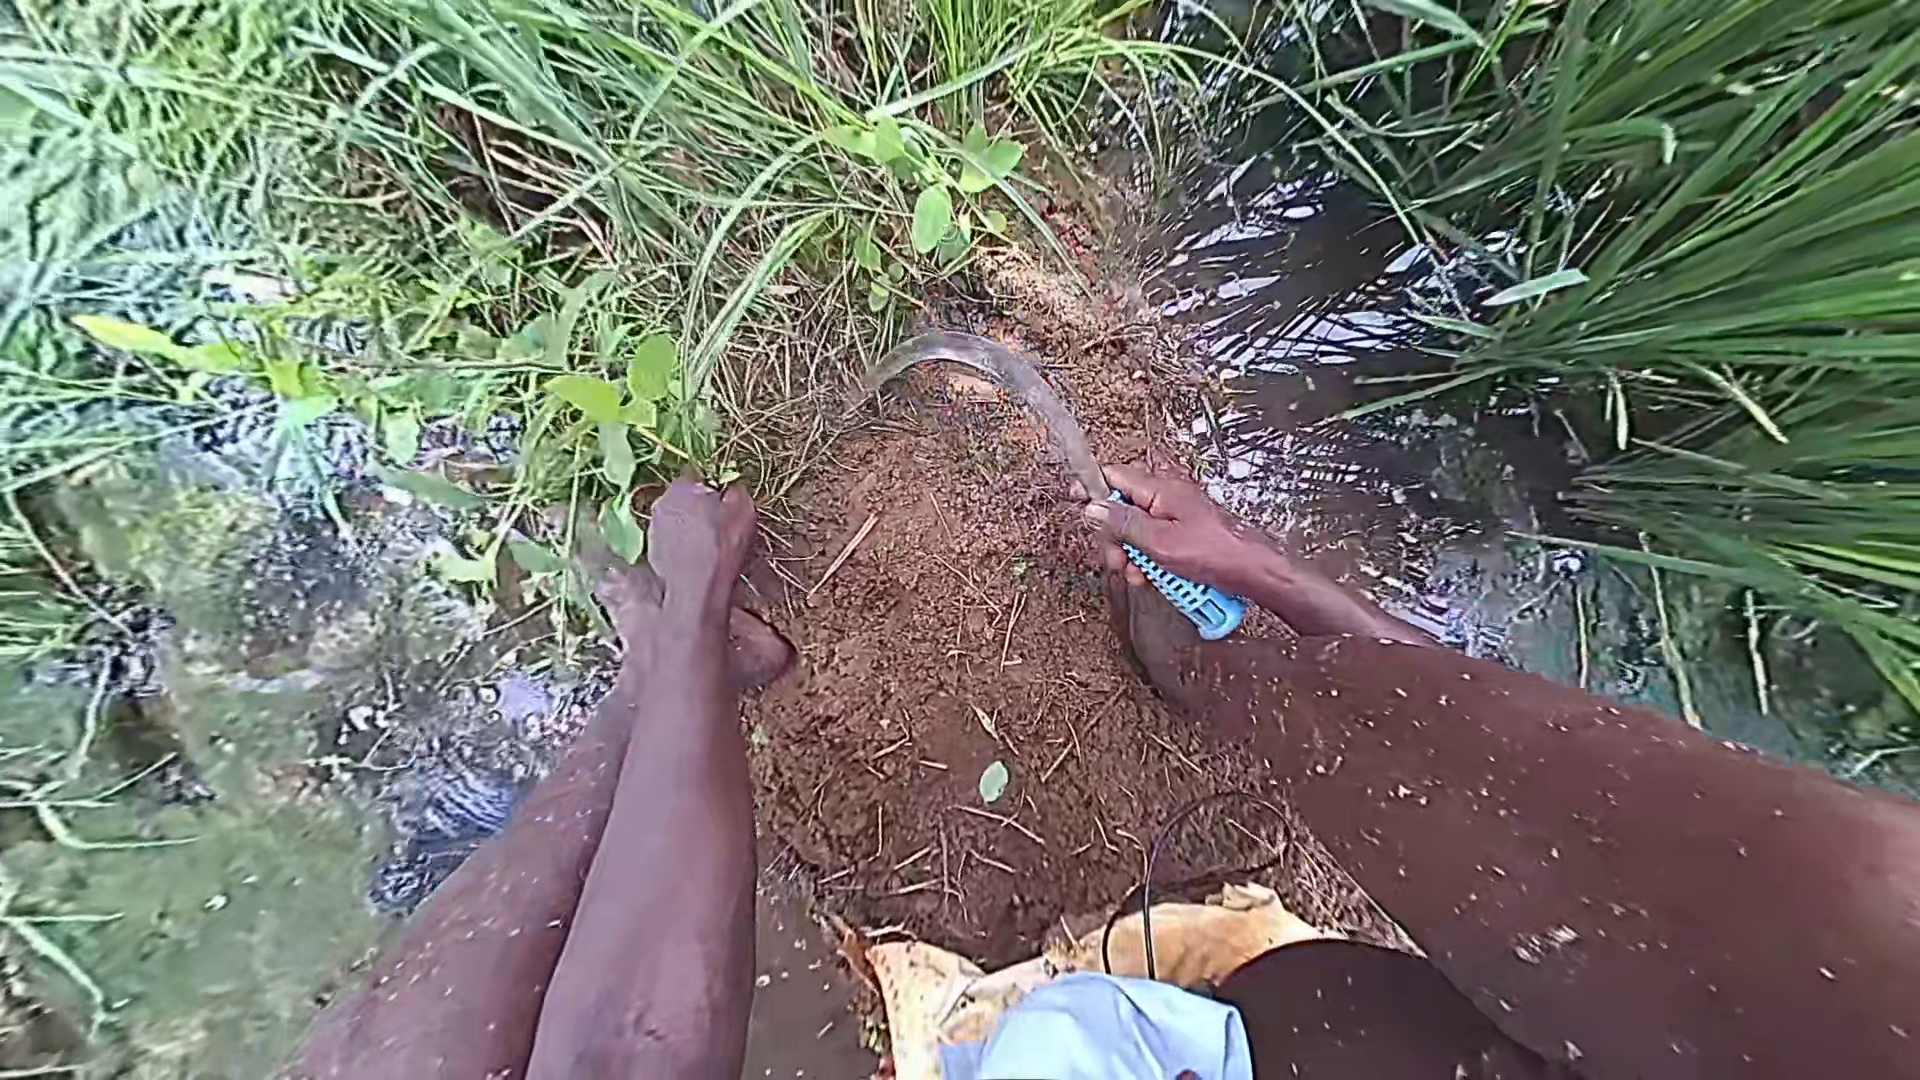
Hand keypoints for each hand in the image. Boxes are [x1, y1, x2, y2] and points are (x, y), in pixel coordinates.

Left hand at [647, 472, 756, 619]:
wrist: (697, 587)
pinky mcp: (652, 552)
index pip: (695, 476)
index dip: (712, 487)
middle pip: (682, 498)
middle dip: (697, 506)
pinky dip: (682, 545)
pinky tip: (697, 557)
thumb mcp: (744, 511)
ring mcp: (653, 529)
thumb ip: (737, 494)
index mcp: (682, 487)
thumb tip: (733, 490)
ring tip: (709, 542)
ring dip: (688, 527)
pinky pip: (670, 542)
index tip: (724, 499)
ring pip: (675, 521)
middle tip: (719, 521)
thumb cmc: (722, 544)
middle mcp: (661, 503)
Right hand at [1082, 464, 1279, 597]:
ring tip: (1136, 573)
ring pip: (1135, 527)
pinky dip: (1146, 557)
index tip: (1075, 501)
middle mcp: (1166, 496)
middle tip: (1116, 559)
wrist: (1253, 572)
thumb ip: (1122, 523)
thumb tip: (1092, 507)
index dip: (1092, 487)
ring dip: (1128, 551)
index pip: (1115, 475)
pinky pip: (1152, 540)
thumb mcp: (1158, 542)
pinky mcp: (1181, 532)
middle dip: (1112, 535)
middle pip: (1121, 506)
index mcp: (1160, 490)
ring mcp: (1174, 514)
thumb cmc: (1213, 554)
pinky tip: (1150, 575)